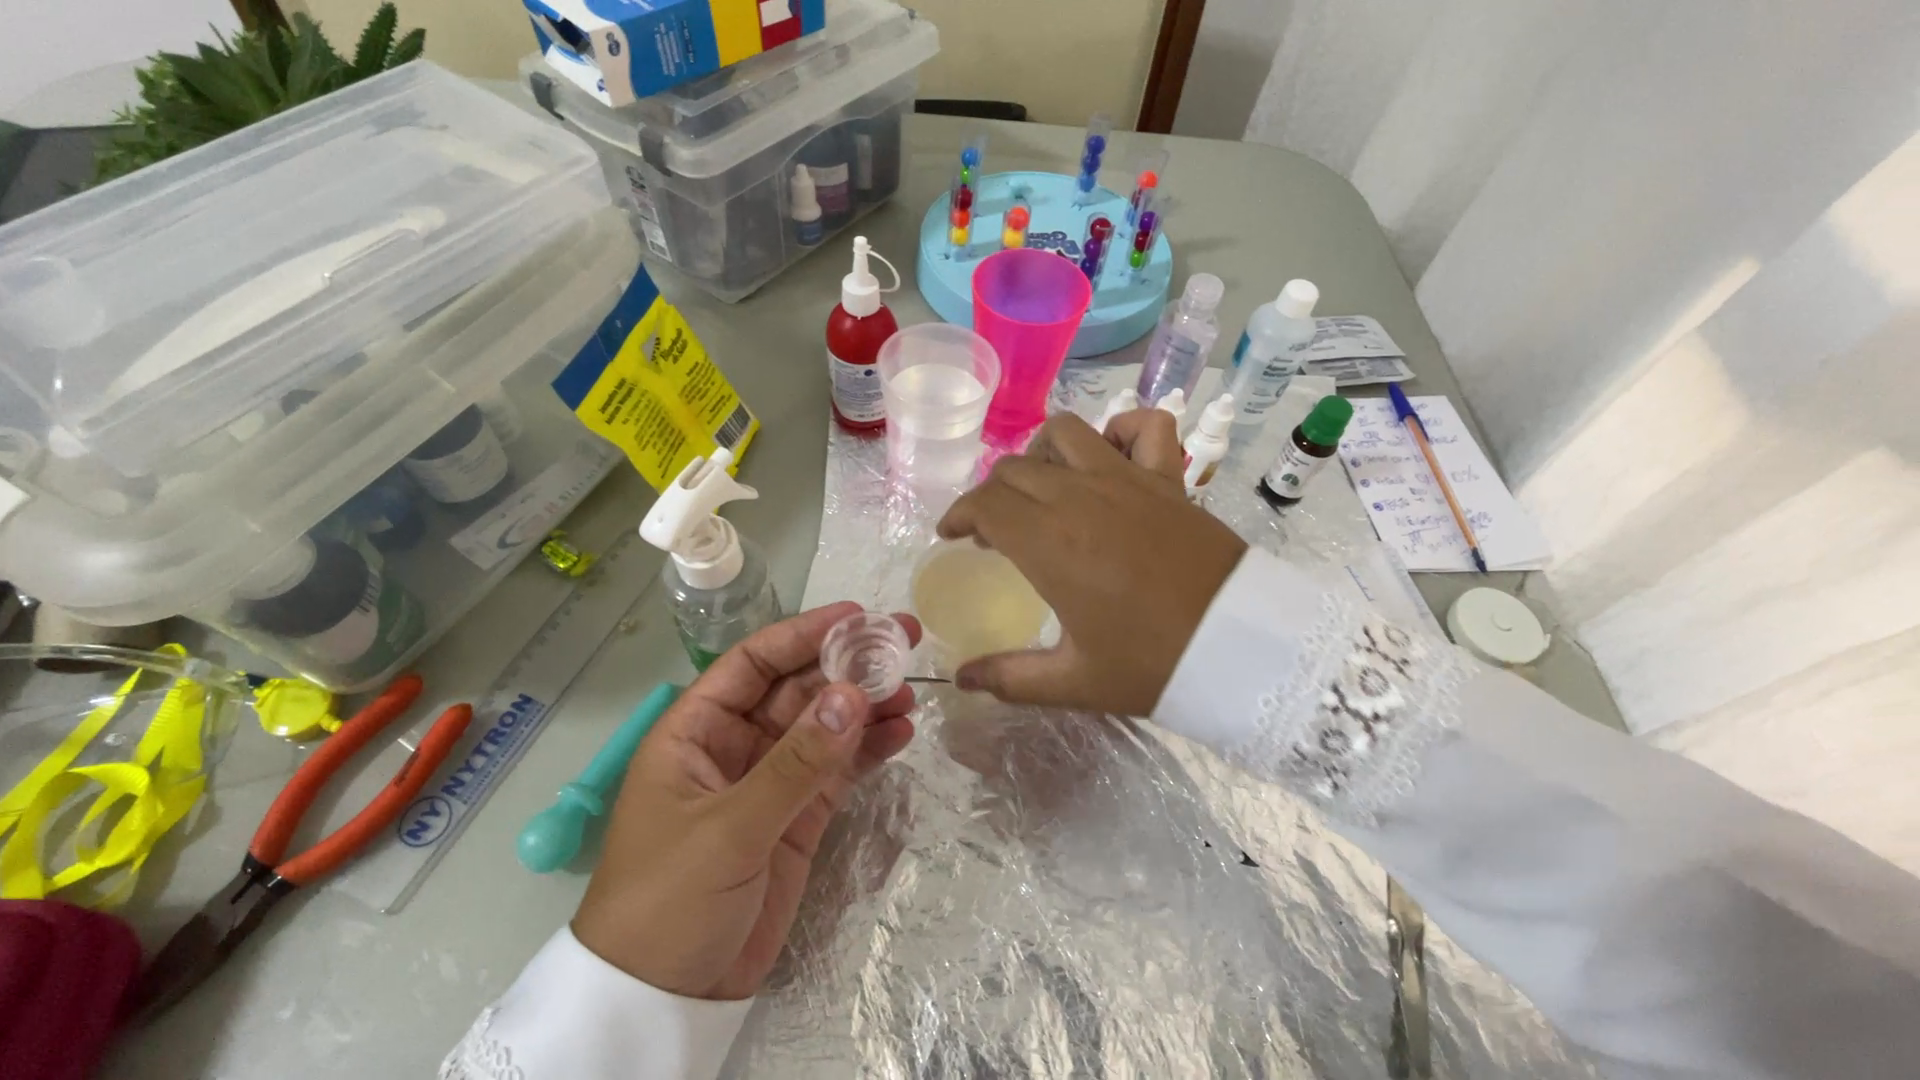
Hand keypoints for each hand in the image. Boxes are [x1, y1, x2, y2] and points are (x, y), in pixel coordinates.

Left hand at [572, 602, 920, 1000]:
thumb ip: (795, 762)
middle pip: (796, 691)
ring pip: (823, 728)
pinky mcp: (797, 820)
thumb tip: (853, 695)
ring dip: (865, 707)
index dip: (803, 635)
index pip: (752, 664)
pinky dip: (868, 751)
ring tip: (911, 691)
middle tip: (905, 643)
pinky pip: (836, 772)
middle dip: (847, 667)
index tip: (858, 616)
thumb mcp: (729, 827)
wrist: (665, 996)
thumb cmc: (670, 899)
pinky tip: (902, 734)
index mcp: (695, 732)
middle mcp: (734, 747)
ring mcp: (769, 784)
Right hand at [936, 409, 1247, 714]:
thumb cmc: (1153, 664)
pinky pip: (1144, 425)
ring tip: (1042, 490)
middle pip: (1015, 469)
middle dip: (992, 494)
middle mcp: (1081, 497)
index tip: (952, 536)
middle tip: (993, 530)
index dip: (958, 515)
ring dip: (1041, 454)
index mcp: (1049, 543)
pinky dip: (1120, 430)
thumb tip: (962, 680)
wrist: (1243, 646)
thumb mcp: (1075, 682)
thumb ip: (1010, 678)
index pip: (984, 503)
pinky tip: (1110, 458)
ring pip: (1065, 432)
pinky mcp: (1168, 479)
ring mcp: (1128, 479)